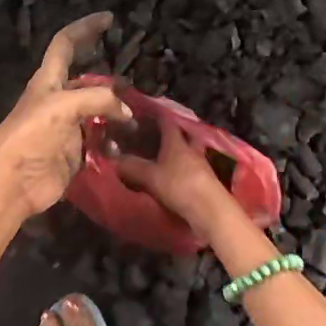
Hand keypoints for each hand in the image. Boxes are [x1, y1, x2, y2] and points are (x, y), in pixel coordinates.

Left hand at [0, 12, 131, 220]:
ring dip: (116, 113)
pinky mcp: (73, 152)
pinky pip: (99, 141)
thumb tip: (125, 112)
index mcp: (48, 80)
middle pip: (86, 79)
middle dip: (109, 77)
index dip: (84, 28)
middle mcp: (57, 99)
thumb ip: (97, 99)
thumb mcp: (62, 107)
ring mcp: (66, 126)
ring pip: (97, 111)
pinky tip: (125, 145)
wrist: (12, 183)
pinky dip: (113, 142)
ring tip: (138, 117)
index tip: (108, 18)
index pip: (65, 43)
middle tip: (134, 81)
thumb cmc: (31, 136)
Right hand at [111, 122, 242, 238]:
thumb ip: (131, 166)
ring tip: (164, 155)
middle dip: (173, 133)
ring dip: (180, 152)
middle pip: (183, 135)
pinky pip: (192, 169)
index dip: (156, 116)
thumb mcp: (149, 176)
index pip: (167, 122)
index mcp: (176, 142)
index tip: (145, 113)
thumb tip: (113, 159)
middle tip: (158, 134)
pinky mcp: (206, 182)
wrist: (211, 212)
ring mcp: (201, 166)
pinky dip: (184, 169)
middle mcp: (191, 150)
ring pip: (189, 152)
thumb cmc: (179, 186)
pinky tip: (174, 175)